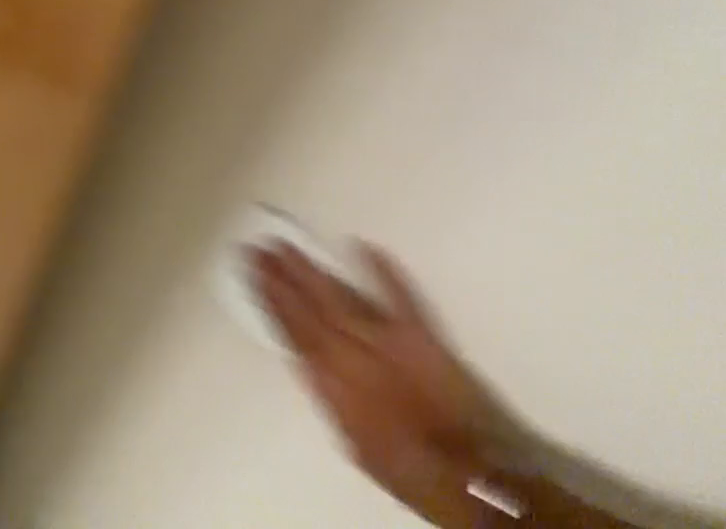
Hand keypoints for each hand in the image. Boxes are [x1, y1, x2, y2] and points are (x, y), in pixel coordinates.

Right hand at [252, 242, 500, 527]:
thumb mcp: (351, 440)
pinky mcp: (424, 340)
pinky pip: (403, 301)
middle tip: (261, 246)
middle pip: (308, 307)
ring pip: (340, 298)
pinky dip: (385, 274)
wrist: (474, 481)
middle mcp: (349, 354)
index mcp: (328, 380)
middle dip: (281, 276)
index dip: (268, 298)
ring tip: (288, 245)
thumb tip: (314, 366)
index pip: (289, 329)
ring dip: (312, 271)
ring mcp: (387, 342)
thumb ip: (330, 394)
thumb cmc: (406, 468)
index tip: (251, 272)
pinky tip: (366, 248)